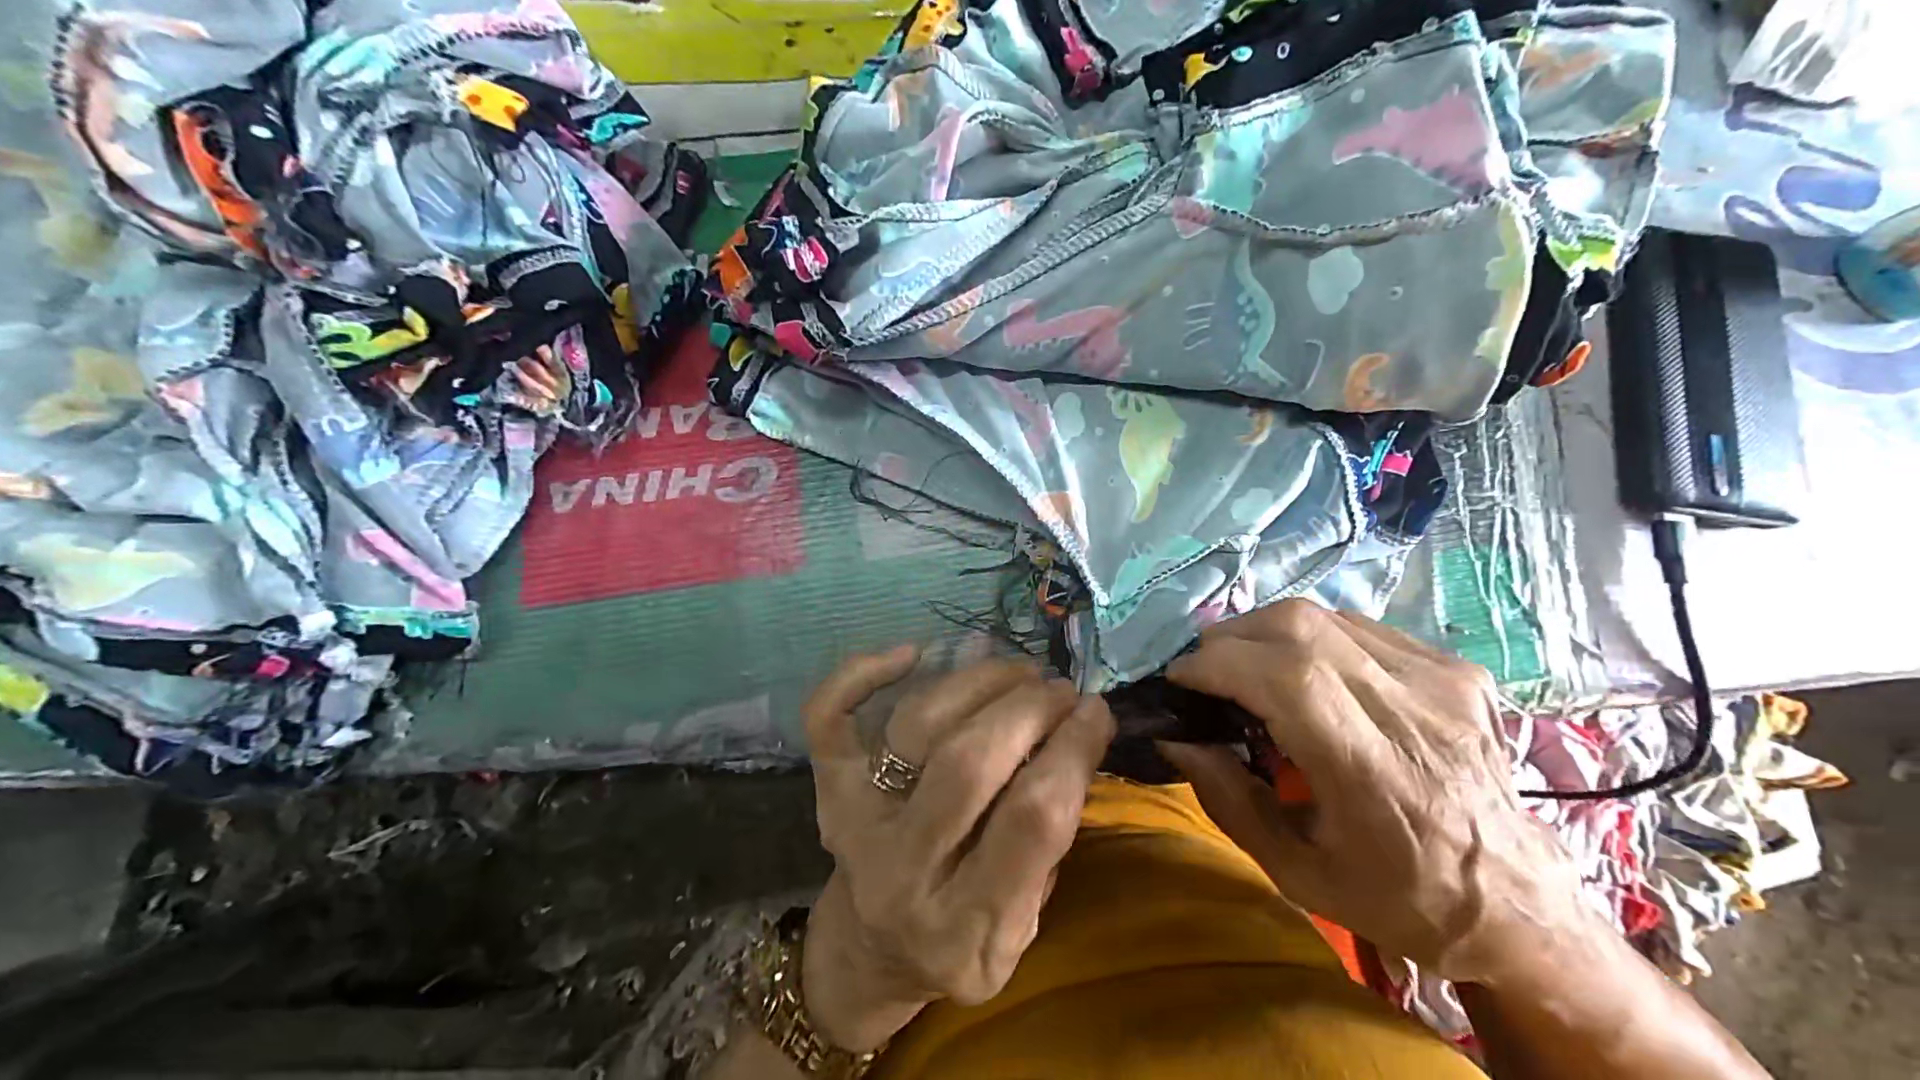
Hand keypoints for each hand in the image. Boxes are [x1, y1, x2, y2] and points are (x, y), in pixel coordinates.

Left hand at [799, 649, 1114, 1049]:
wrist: (871, 956)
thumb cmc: (959, 943)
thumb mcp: (1020, 927)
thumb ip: (1046, 841)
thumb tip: (1075, 733)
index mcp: (965, 925)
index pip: (1031, 821)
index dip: (1073, 751)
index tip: (1097, 711)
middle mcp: (902, 871)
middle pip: (968, 763)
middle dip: (1028, 711)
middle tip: (1061, 689)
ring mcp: (856, 826)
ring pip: (915, 726)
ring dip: (977, 682)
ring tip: (1019, 672)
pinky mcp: (828, 794)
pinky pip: (829, 720)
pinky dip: (860, 675)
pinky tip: (912, 654)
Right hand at [1156, 600, 1595, 986]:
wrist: (1518, 906)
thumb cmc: (1397, 898)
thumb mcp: (1295, 871)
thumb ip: (1228, 798)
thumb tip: (1174, 737)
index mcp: (1372, 771)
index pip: (1285, 676)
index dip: (1218, 663)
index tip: (1178, 679)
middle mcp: (1411, 710)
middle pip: (1298, 626)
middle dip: (1230, 637)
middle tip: (1204, 670)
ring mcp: (1442, 680)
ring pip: (1324, 615)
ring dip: (1264, 632)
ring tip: (1245, 666)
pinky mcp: (1457, 669)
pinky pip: (1358, 627)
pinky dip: (1310, 638)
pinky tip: (1303, 672)